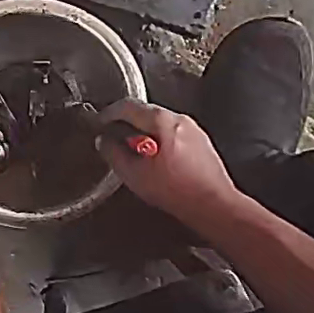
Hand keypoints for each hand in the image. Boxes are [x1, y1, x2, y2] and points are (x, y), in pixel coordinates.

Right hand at [95, 99, 247, 231]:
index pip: (128, 106)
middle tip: (113, 140)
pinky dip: (159, 143)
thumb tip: (104, 142)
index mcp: (162, 120)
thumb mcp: (133, 174)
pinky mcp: (201, 144)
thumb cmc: (178, 191)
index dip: (108, 114)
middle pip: (145, 113)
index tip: (100, 123)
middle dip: (126, 125)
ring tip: (133, 155)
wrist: (213, 206)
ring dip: (143, 135)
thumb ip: (114, 154)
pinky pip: (173, 136)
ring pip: (160, 125)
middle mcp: (180, 119)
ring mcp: (193, 131)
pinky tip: (155, 163)